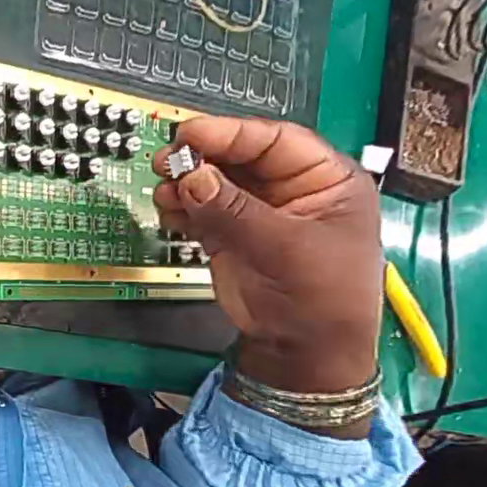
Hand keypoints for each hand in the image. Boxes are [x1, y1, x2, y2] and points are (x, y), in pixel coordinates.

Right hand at [152, 117, 382, 394]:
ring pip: (213, 184)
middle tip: (167, 161)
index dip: (231, 134)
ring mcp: (254, 213)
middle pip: (238, 159)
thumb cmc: (318, 298)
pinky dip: (180, 208)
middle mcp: (287, 191)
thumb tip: (193, 178)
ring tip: (163, 190)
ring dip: (185, 183)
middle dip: (201, 158)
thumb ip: (236, 211)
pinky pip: (199, 211)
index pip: (275, 142)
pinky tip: (167, 210)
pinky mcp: (228, 236)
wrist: (300, 352)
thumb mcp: (285, 248)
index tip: (189, 134)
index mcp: (323, 181)